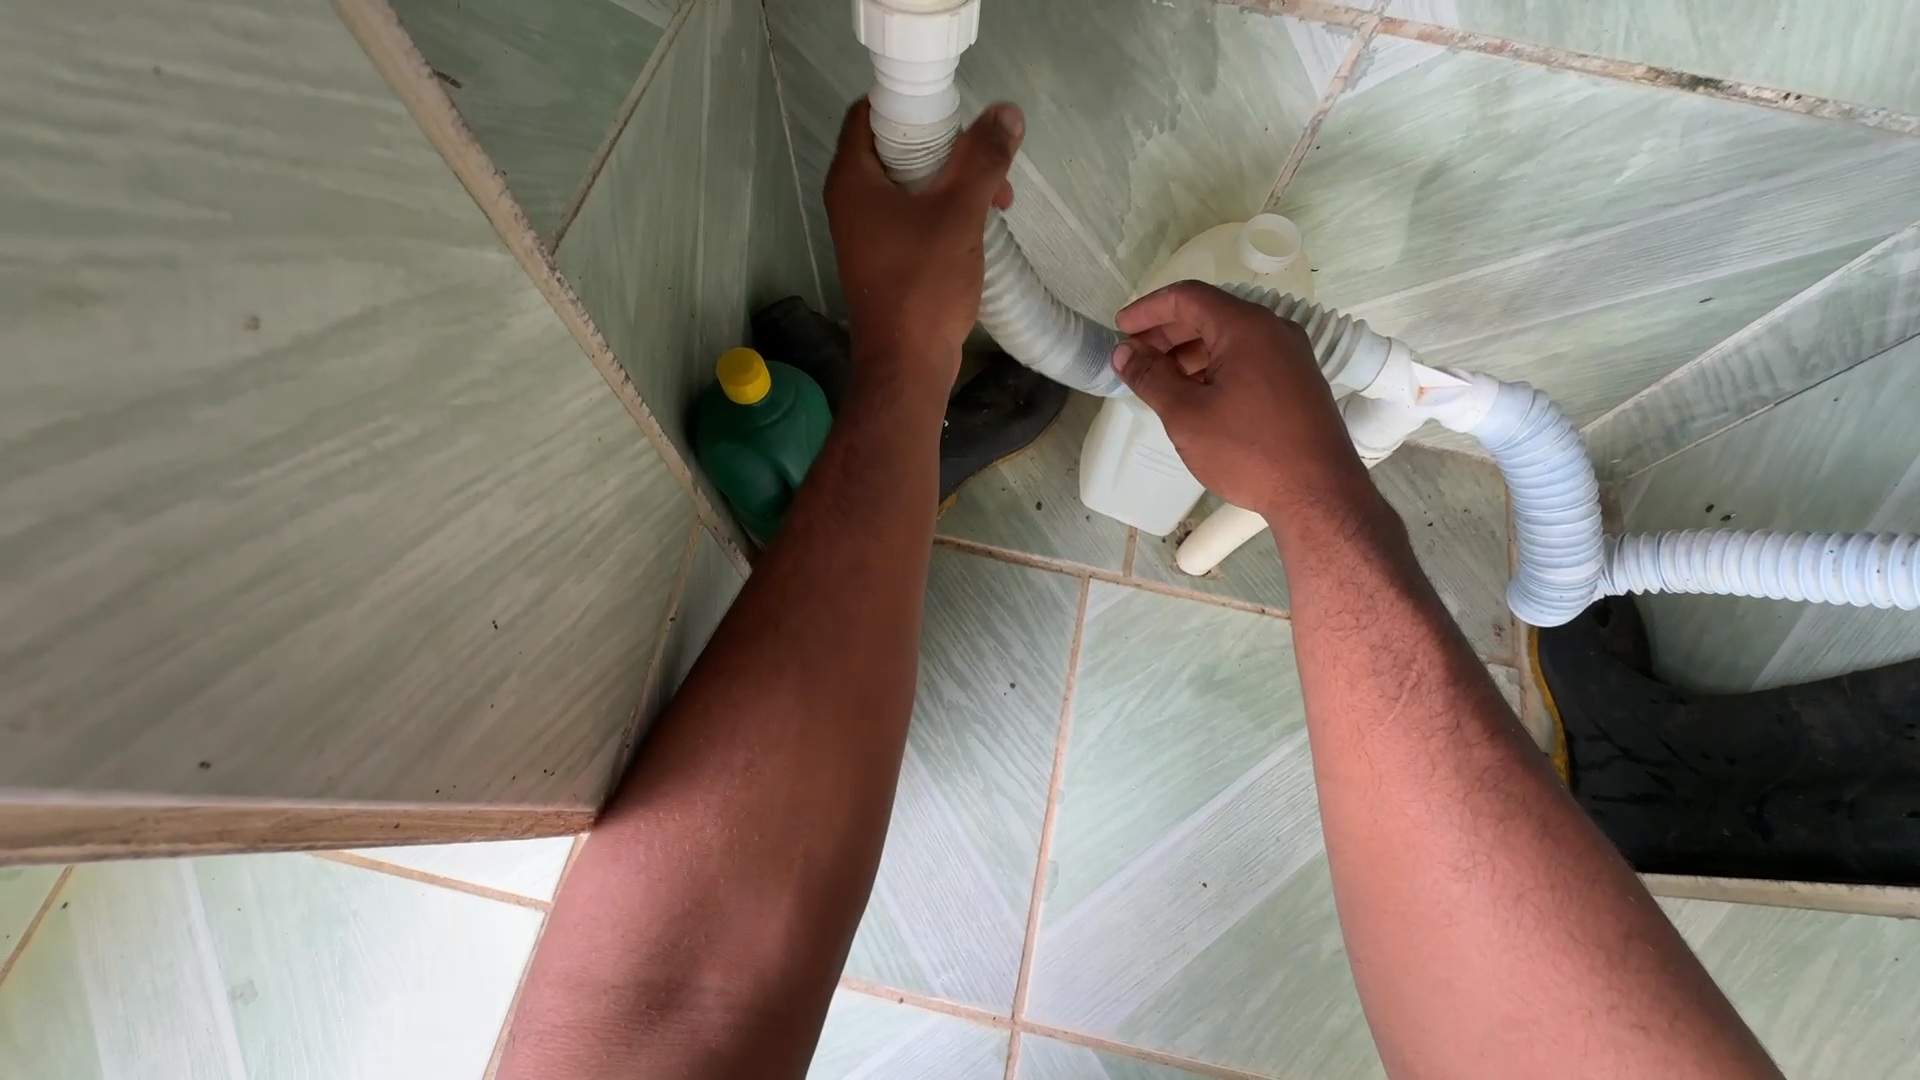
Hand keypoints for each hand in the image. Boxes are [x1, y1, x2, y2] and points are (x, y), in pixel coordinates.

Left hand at [824, 99, 1022, 400]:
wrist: (907, 364)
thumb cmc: (923, 285)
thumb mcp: (959, 214)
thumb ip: (983, 160)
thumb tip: (1007, 114)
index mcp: (853, 180)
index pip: (870, 113)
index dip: (912, 104)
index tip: (955, 113)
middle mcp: (852, 203)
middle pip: (897, 150)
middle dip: (947, 150)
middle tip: (986, 163)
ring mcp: (868, 237)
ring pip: (912, 189)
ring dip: (954, 186)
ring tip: (998, 203)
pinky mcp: (886, 264)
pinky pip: (915, 222)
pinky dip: (945, 216)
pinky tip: (981, 229)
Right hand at [1111, 281, 1368, 515]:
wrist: (1318, 493)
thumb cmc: (1247, 450)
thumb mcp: (1186, 414)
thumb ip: (1150, 377)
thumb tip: (1124, 353)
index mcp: (1245, 328)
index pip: (1188, 297)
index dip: (1148, 310)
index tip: (1119, 330)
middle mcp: (1273, 331)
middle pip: (1209, 315)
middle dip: (1165, 334)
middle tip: (1133, 358)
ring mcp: (1290, 356)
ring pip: (1228, 340)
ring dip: (1188, 354)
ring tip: (1158, 382)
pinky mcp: (1296, 382)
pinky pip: (1247, 360)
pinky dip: (1214, 368)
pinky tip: (1195, 397)